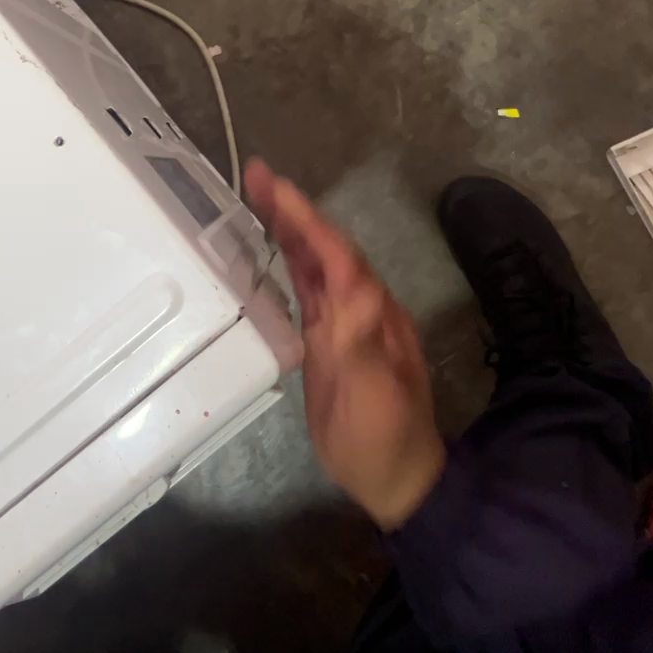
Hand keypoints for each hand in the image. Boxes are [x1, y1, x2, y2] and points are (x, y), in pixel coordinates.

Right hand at [245, 158, 445, 528]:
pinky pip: (308, 286)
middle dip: (294, 210)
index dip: (307, 220)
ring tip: (258, 195)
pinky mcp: (327, 336)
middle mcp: (358, 308)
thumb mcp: (376, 397)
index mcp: (371, 315)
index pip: (337, 255)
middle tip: (257, 176)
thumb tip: (357, 291)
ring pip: (315, 261)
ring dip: (290, 227)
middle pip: (325, 247)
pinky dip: (290, 259)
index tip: (277, 188)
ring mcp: (342, 321)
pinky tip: (273, 245)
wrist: (395, 476)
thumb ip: (364, 344)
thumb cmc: (384, 439)